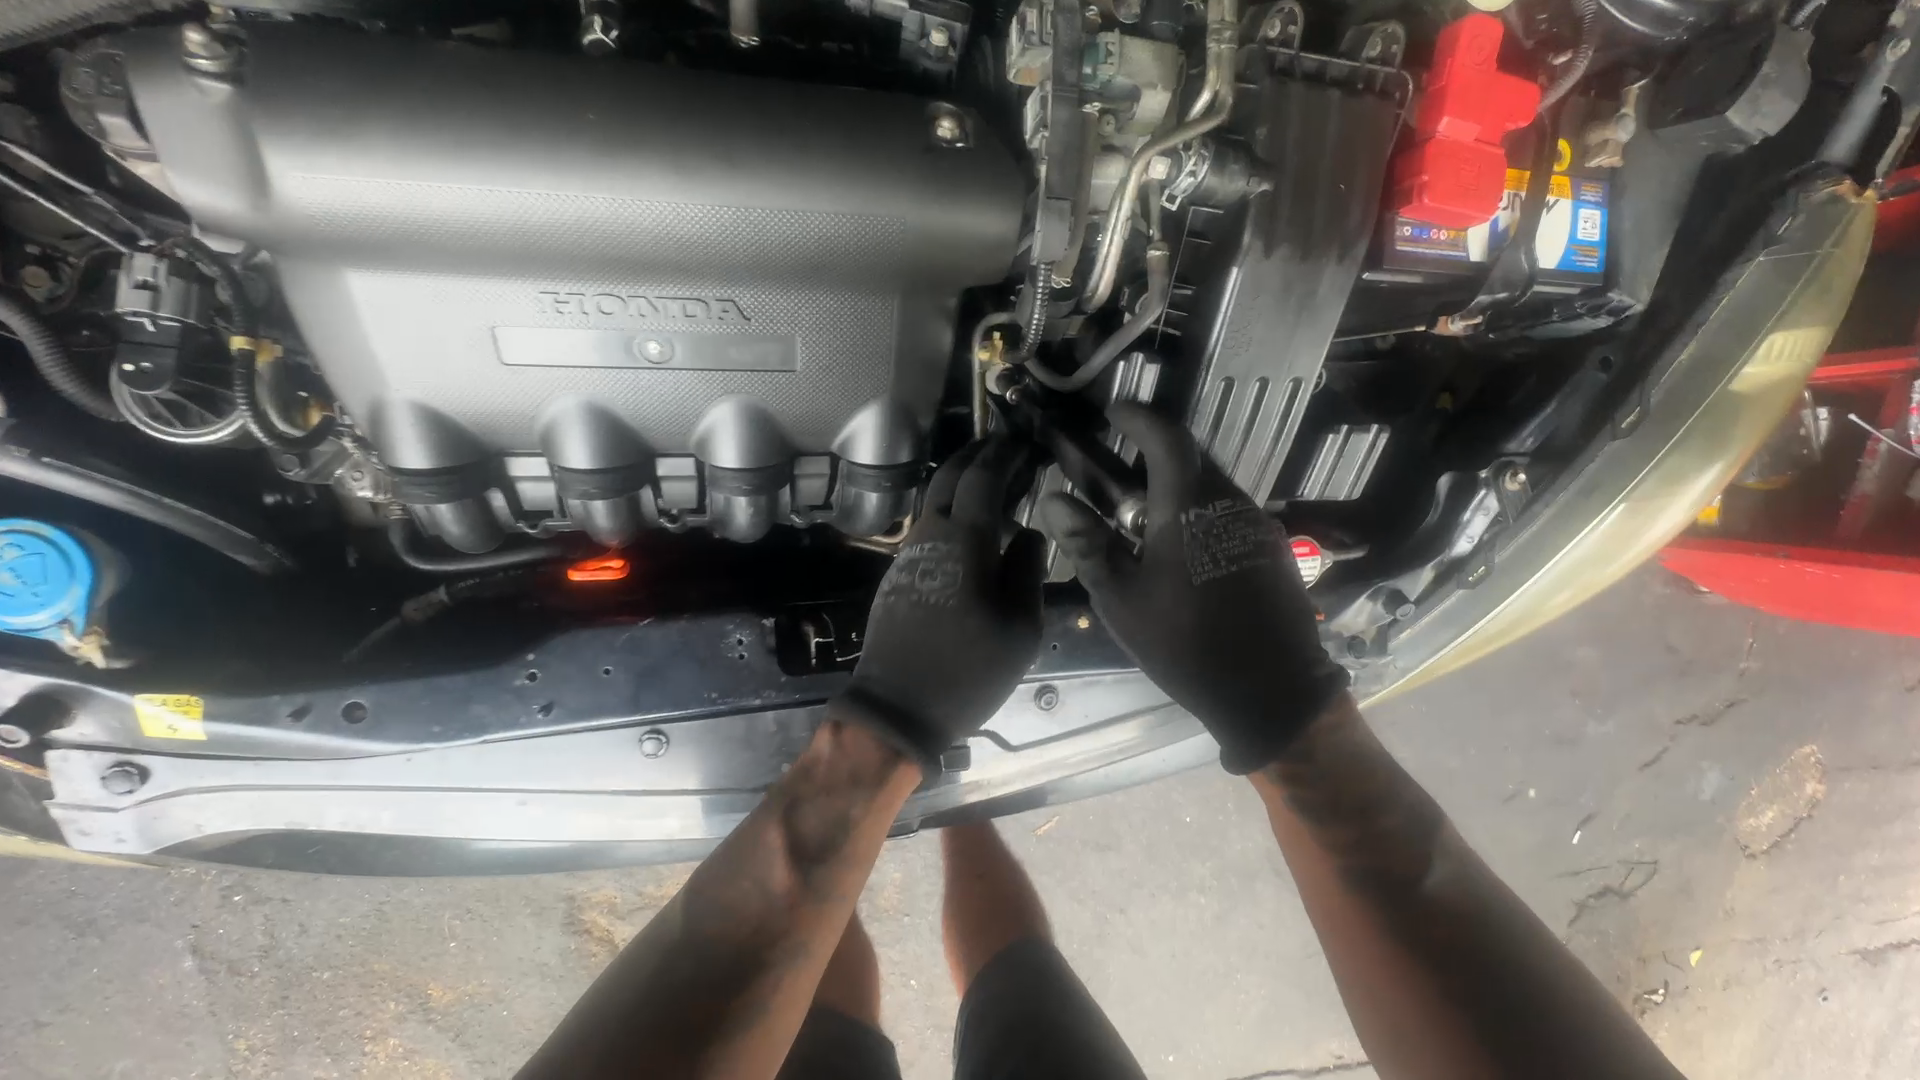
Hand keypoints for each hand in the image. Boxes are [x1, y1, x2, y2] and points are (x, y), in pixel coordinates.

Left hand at [839, 438, 1047, 772]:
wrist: (897, 706)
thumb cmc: (968, 670)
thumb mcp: (1020, 627)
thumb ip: (1027, 570)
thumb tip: (1029, 532)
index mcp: (964, 540)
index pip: (983, 477)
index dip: (1005, 454)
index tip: (1025, 443)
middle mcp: (931, 535)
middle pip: (950, 476)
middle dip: (978, 455)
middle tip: (1006, 448)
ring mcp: (909, 553)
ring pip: (935, 501)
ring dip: (962, 482)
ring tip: (995, 485)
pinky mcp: (899, 574)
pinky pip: (929, 527)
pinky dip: (952, 511)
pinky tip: (972, 528)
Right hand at [1037, 404, 1346, 773]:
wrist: (1271, 690)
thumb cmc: (1185, 645)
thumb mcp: (1121, 599)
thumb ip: (1087, 543)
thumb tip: (1052, 498)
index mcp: (1188, 507)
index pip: (1166, 436)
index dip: (1138, 416)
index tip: (1112, 413)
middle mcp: (1228, 502)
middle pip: (1190, 455)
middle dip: (1151, 449)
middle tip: (1116, 464)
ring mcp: (1254, 524)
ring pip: (1210, 482)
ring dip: (1175, 483)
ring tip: (1140, 512)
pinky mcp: (1269, 546)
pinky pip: (1227, 509)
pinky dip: (1197, 509)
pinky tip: (1179, 546)